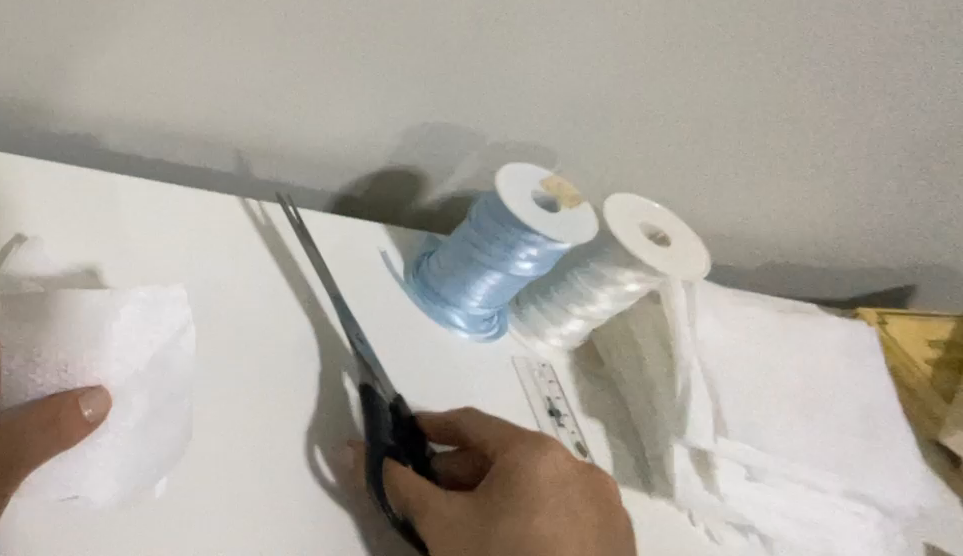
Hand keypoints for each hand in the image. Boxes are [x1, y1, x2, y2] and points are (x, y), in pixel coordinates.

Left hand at [0, 339, 111, 555]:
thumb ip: (48, 427)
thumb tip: (100, 395)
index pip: (6, 357)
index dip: (49, 367)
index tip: (97, 375)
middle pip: (7, 385)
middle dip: (48, 399)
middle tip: (103, 403)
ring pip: (5, 417)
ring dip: (39, 428)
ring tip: (93, 427)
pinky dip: (25, 451)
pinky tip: (60, 458)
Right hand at [349, 407, 635, 555]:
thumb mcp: (439, 523)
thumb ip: (394, 481)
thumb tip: (346, 449)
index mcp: (536, 452)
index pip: (470, 423)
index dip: (432, 428)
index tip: (406, 439)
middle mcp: (579, 469)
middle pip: (504, 453)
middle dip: (463, 469)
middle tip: (433, 492)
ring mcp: (608, 510)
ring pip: (535, 483)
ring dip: (496, 493)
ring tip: (468, 522)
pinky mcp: (621, 545)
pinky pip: (563, 511)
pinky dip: (530, 515)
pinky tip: (507, 543)